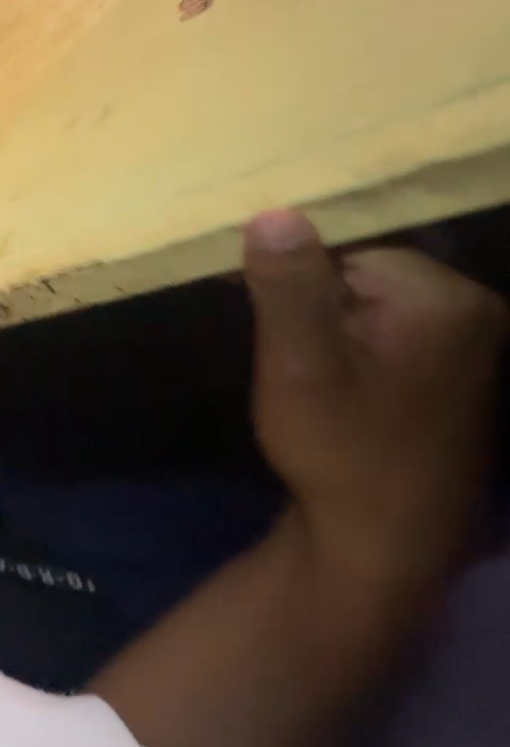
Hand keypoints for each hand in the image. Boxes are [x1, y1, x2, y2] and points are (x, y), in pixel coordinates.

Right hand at [243, 209, 506, 583]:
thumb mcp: (298, 364)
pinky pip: (385, 323)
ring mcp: (470, 338)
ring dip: (324, 323)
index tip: (274, 331)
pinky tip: (334, 382)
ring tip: (309, 373)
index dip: (292, 283)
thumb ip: (288, 287)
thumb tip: (274, 212)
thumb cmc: (339, 447)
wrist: (385, 534)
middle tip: (290, 358)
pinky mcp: (454, 365)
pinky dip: (348, 341)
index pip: (343, 249)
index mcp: (440, 299)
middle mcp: (472, 308)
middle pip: (359, 269)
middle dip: (310, 302)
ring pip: (367, 297)